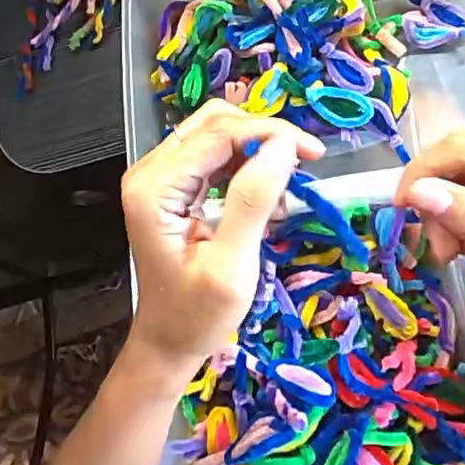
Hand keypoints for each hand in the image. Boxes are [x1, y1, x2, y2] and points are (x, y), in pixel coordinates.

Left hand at [121, 100, 326, 376]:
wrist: (168, 341)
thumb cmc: (197, 315)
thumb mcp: (231, 265)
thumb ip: (253, 199)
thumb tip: (283, 145)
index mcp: (155, 188)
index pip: (218, 133)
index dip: (269, 132)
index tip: (313, 152)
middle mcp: (150, 171)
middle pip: (214, 123)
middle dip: (264, 133)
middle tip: (305, 159)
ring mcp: (158, 176)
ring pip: (215, 131)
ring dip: (257, 145)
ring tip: (288, 175)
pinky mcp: (171, 185)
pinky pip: (213, 153)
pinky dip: (245, 160)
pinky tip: (267, 186)